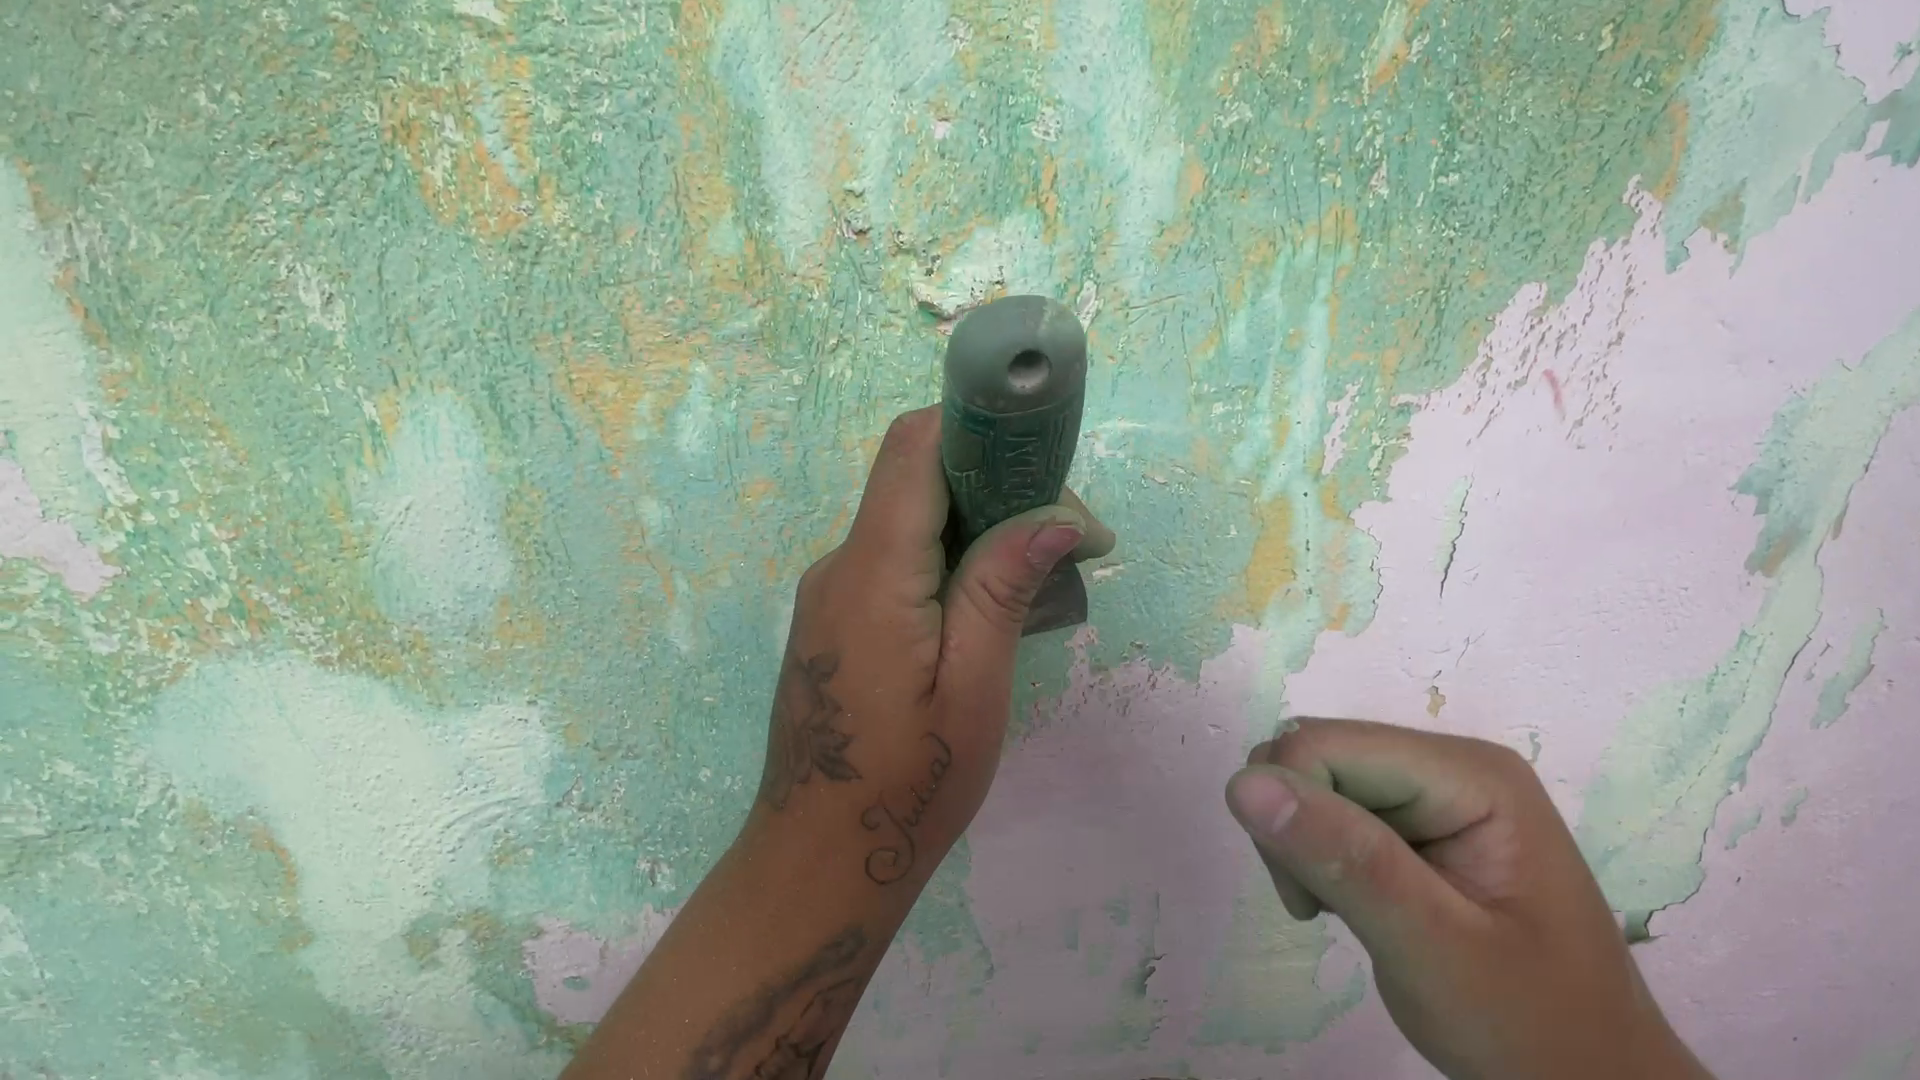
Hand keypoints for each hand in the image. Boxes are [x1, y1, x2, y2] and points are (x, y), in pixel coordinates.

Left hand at [561, 406, 1111, 1079]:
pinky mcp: (837, 618)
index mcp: (872, 571)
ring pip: (910, 520)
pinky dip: (949, 560)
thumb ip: (1002, 588)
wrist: (820, 857)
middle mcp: (840, 564)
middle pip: (918, 479)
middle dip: (998, 484)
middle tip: (1068, 536)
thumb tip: (1058, 513)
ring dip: (979, 527)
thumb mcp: (973, 688)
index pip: (915, 447)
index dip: (979, 428)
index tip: (1048, 462)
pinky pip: (897, 560)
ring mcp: (832, 591)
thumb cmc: (906, 782)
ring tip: (1043, 575)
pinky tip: (992, 606)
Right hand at [1225, 718, 1713, 1079]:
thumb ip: (1344, 860)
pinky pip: (1329, 809)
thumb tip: (1242, 782)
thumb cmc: (1529, 1026)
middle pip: (1313, 756)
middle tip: (1319, 906)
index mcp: (1468, 773)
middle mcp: (1447, 764)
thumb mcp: (1432, 950)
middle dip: (1292, 828)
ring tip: (1335, 910)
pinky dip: (1313, 854)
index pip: (1322, 747)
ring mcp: (1431, 791)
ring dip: (1298, 844)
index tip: (1305, 899)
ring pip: (1311, 780)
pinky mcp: (1413, 821)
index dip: (1290, 810)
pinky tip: (1345, 900)